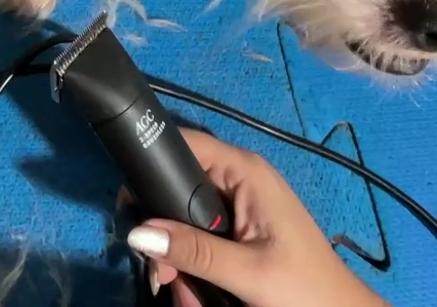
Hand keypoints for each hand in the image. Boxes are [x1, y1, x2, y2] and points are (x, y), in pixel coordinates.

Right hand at [125, 130, 385, 306]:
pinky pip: (200, 235)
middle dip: (166, 233)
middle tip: (161, 275)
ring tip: (182, 295)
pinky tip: (194, 293)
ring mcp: (239, 203)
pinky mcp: (240, 228)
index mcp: (244, 170)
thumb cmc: (306, 290)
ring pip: (185, 217)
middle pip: (178, 187)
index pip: (184, 143)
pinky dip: (192, 263)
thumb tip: (137, 231)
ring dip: (178, 258)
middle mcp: (238, 177)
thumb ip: (194, 251)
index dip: (152, 164)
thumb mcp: (248, 273)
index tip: (129, 204)